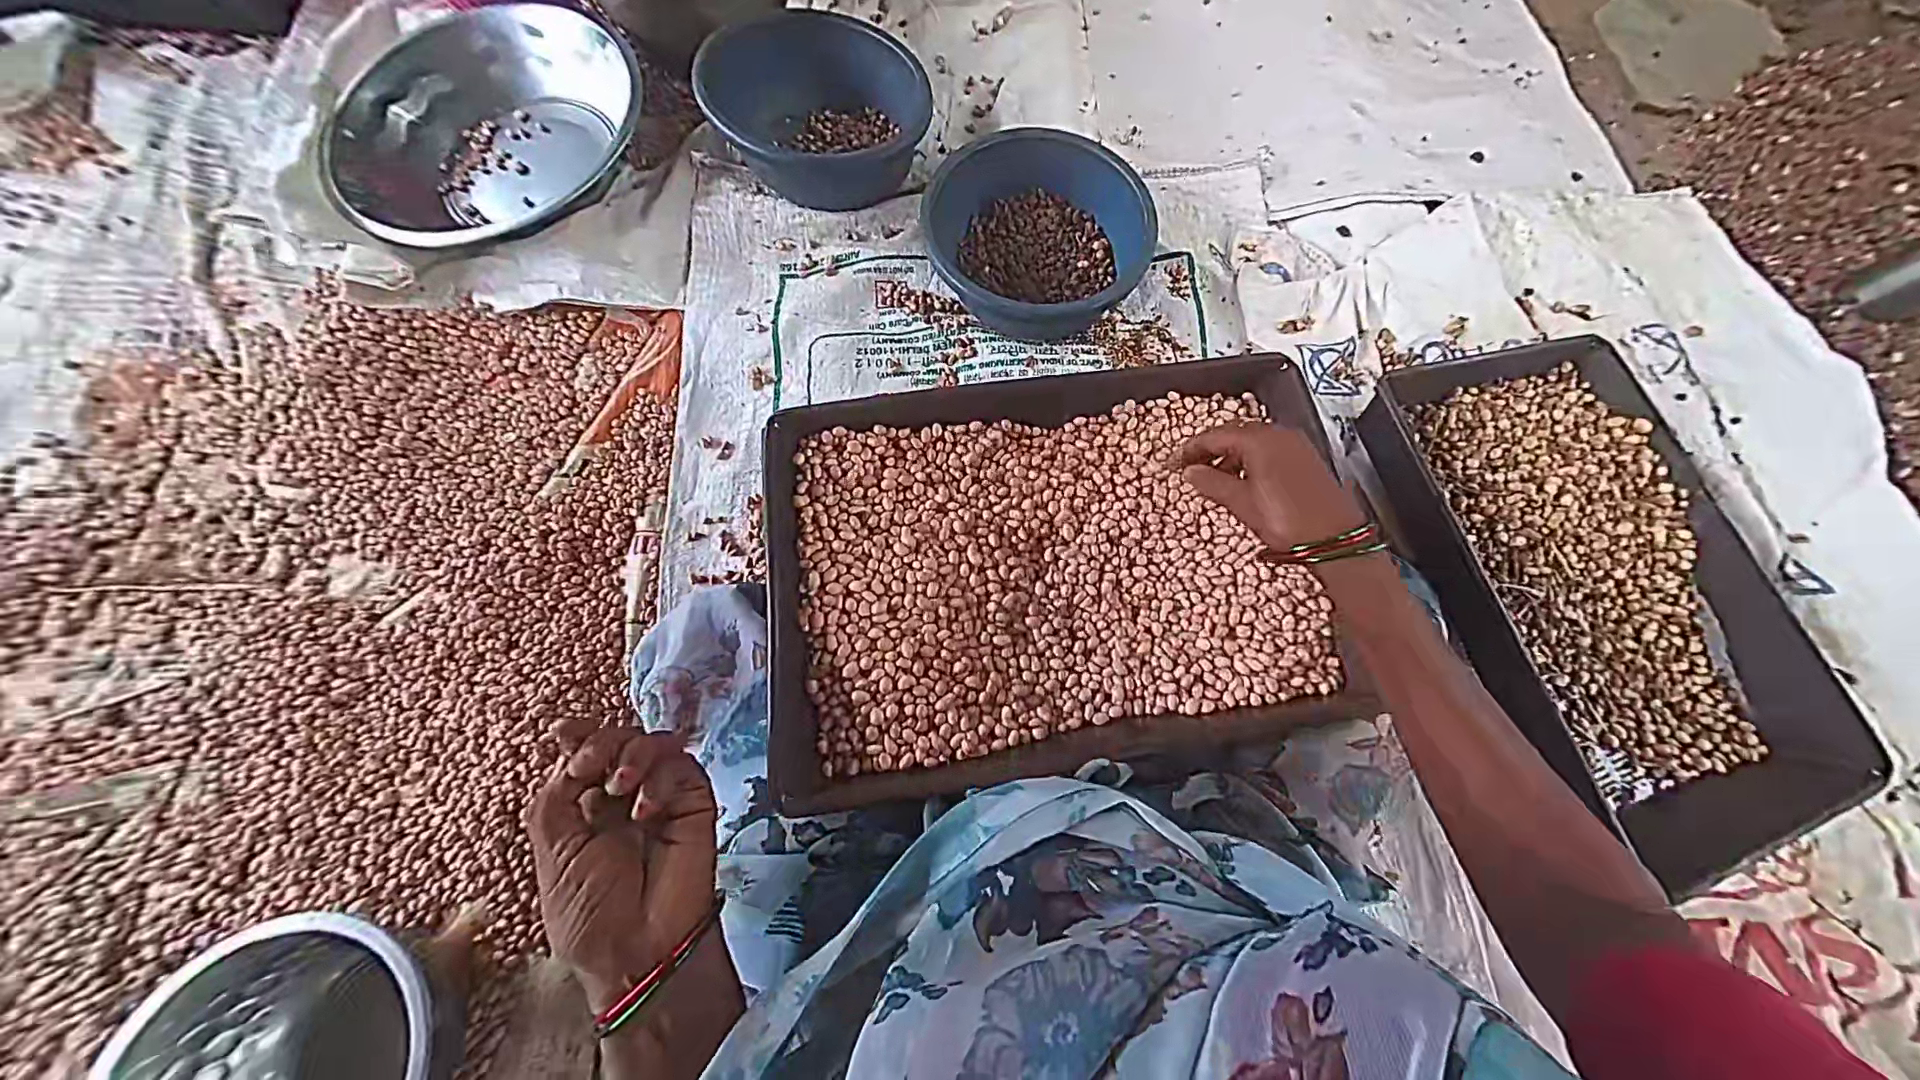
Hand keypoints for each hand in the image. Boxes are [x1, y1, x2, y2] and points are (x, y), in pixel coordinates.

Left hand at [525, 724, 718, 1010]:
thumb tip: (570, 745)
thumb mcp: (553, 852)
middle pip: (621, 740)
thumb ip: (556, 795)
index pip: (588, 755)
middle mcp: (626, 794)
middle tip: (591, 765)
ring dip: (632, 754)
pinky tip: (646, 810)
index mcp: (589, 806)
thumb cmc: (590, 911)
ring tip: (620, 785)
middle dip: (604, 742)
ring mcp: (662, 794)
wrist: (637, 948)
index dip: (580, 736)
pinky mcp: (694, 800)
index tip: (565, 731)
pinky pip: (681, 767)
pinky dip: (660, 779)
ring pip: (653, 744)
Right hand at [1178, 423, 1366, 550]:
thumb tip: (1191, 472)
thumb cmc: (1288, 521)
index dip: (1192, 448)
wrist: (1334, 538)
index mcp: (1260, 441)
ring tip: (1213, 478)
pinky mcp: (1305, 459)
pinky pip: (1269, 450)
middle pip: (1235, 433)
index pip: (1216, 435)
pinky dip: (1249, 460)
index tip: (1177, 461)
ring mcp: (1295, 446)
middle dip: (1210, 450)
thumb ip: (1212, 483)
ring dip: (1229, 456)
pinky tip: (1241, 481)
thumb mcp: (1241, 503)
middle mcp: (1279, 436)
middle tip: (1191, 468)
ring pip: (1252, 442)